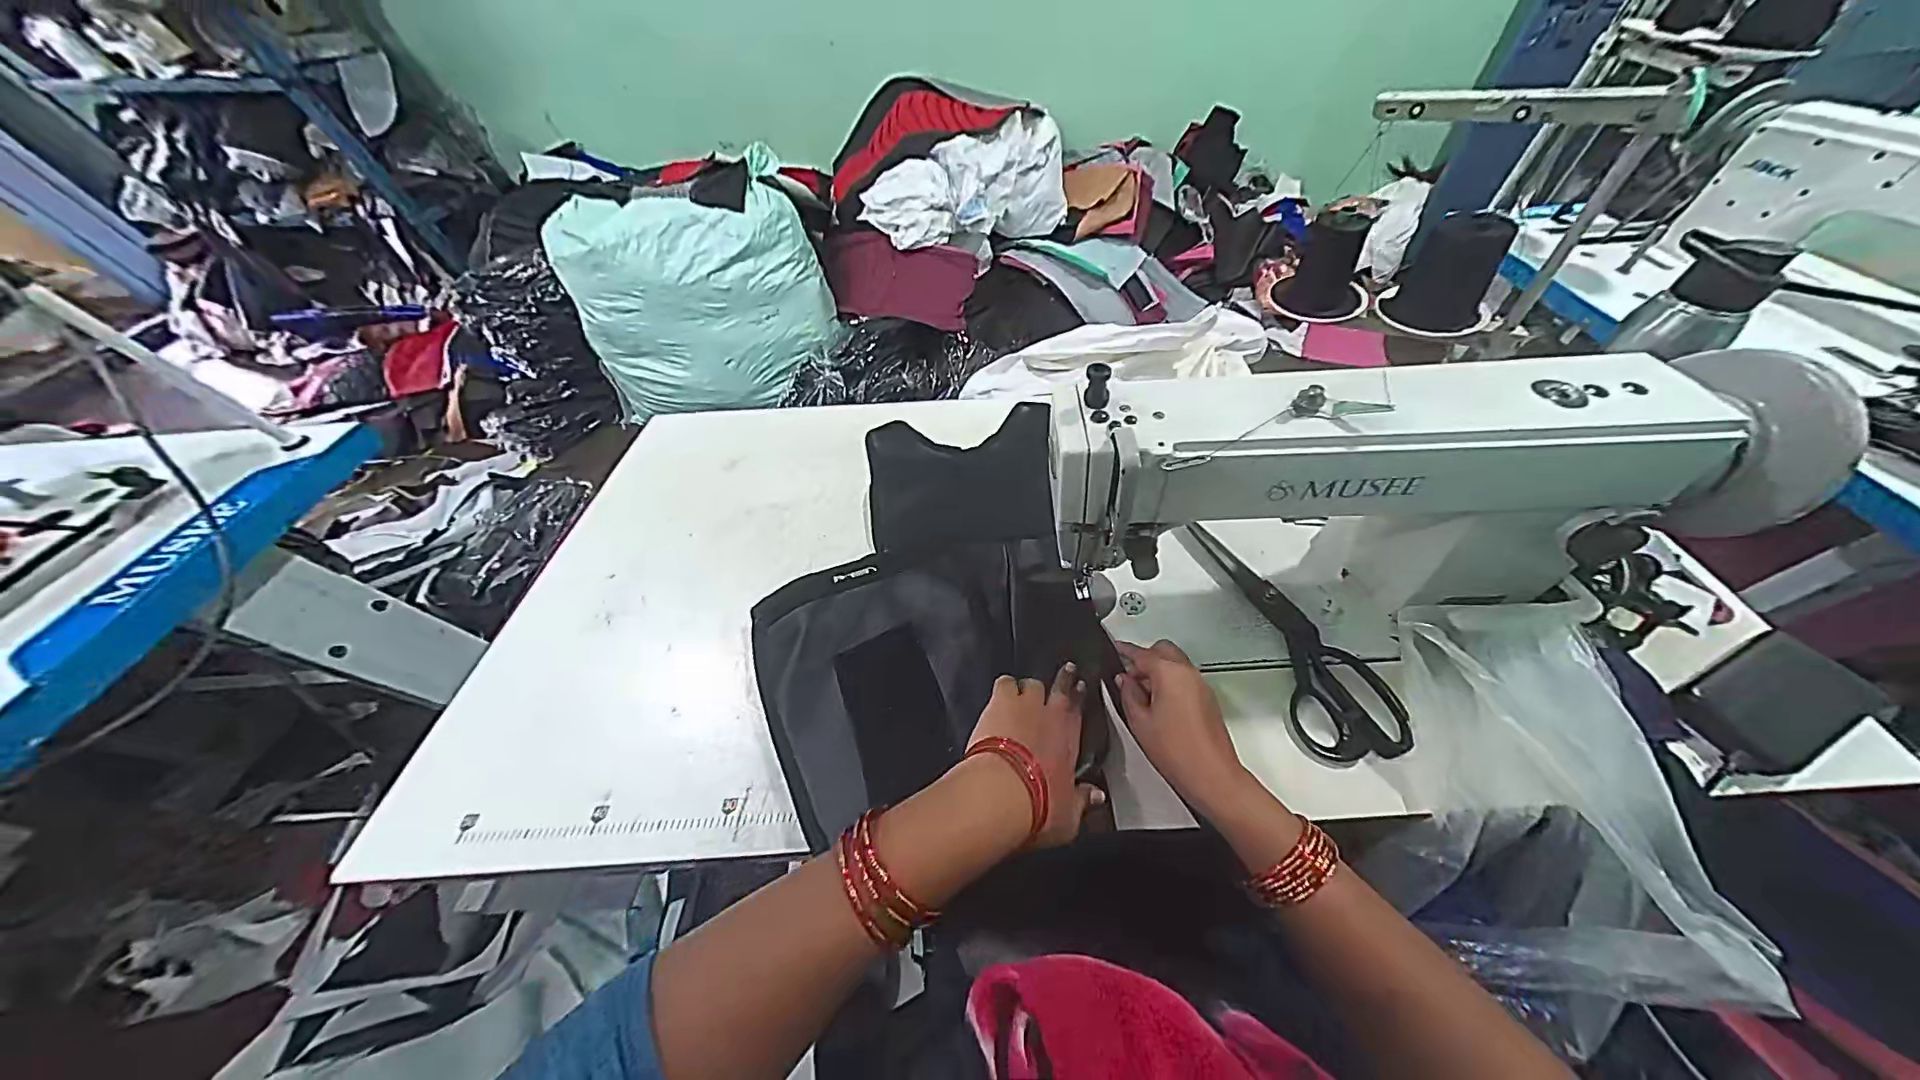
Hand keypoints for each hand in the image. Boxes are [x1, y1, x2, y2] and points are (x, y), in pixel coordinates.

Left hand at [966, 665, 1104, 847]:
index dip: (1080, 699)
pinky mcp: (1000, 701)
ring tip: (1024, 689)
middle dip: (1065, 679)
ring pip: (1033, 682)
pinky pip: (1005, 683)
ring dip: (1029, 687)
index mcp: (1070, 742)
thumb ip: (1081, 802)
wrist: (1003, 791)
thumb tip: (1094, 797)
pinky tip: (1000, 692)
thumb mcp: (1067, 816)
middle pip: (1062, 688)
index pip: (1079, 713)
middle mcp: (1052, 717)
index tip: (1081, 690)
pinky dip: (1004, 687)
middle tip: (1067, 671)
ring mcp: (1026, 705)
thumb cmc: (1036, 806)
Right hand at [1115, 640, 1257, 817]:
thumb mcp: (1138, 721)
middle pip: (1162, 651)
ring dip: (1158, 671)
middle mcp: (1189, 674)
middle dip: (1144, 658)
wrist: (1211, 775)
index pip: (1142, 652)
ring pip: (1175, 664)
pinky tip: (1158, 705)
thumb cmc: (1180, 752)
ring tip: (1141, 695)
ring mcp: (1201, 686)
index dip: (1124, 650)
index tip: (1116, 648)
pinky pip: (1185, 679)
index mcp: (1170, 673)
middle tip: (1127, 675)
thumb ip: (1128, 693)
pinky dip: (1171, 683)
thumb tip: (1124, 681)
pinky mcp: (1208, 699)